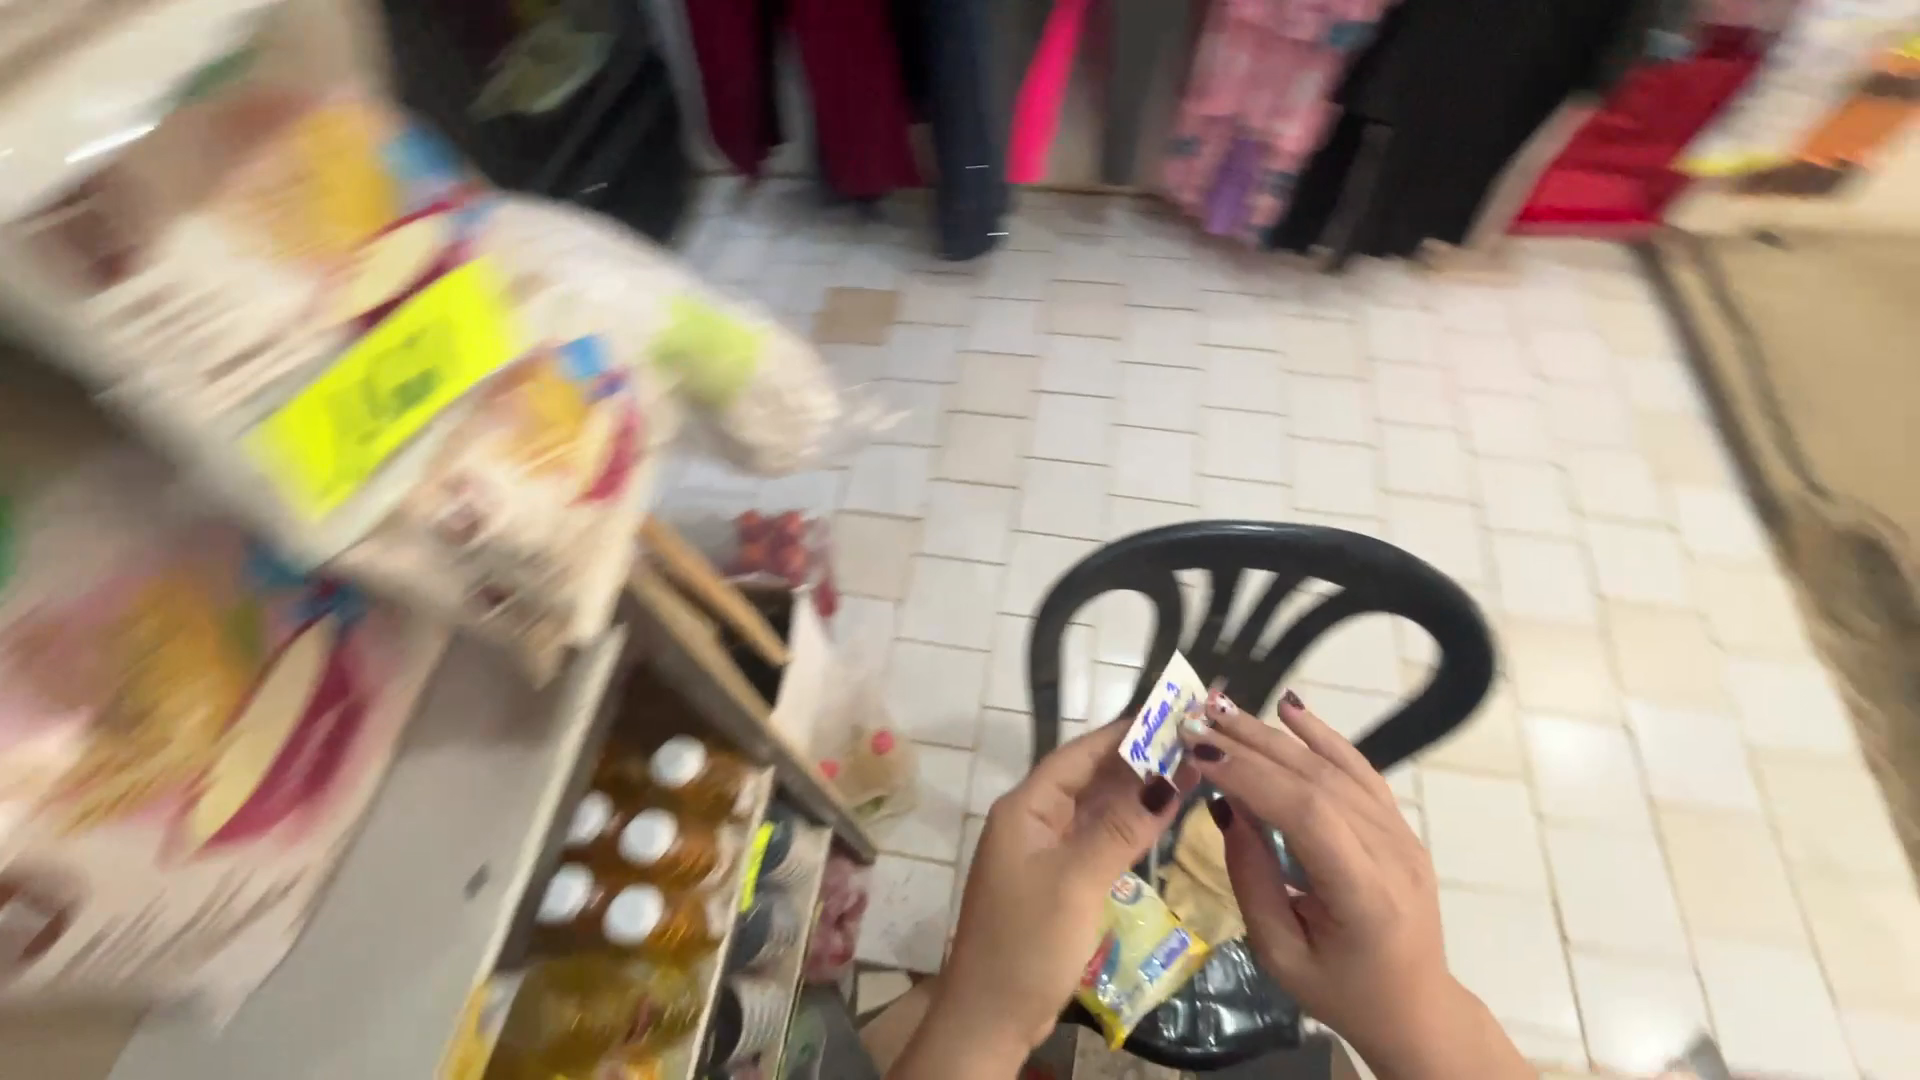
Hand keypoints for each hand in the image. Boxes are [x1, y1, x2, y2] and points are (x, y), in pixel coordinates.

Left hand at [896, 718, 1188, 1075]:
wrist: (989, 1017)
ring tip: (1183, 768)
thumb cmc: (1027, 943)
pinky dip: (1124, 826)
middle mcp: (1031, 820)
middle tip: (1186, 740)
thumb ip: (1121, 830)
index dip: (1120, 735)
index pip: (1077, 756)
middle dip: (1134, 760)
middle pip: (1086, 778)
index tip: (1164, 715)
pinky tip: (1157, 816)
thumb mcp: (1077, 882)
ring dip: (1133, 792)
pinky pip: (1093, 838)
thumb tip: (1166, 780)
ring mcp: (1042, 850)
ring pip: (1093, 808)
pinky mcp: (1055, 879)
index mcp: (1025, 808)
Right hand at [1180, 691, 1529, 1079]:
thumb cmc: (1341, 990)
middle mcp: (1392, 851)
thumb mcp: (1280, 953)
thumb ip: (1252, 878)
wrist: (1415, 1008)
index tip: (1198, 752)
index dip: (1251, 776)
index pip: (1307, 813)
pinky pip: (1358, 768)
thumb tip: (1226, 807)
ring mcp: (1401, 833)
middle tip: (1195, 721)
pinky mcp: (1398, 823)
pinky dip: (1322, 735)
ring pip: (1332, 767)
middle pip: (1316, 779)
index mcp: (1366, 894)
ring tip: (1221, 711)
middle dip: (1249, 745)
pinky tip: (1290, 709)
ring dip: (1272, 735)